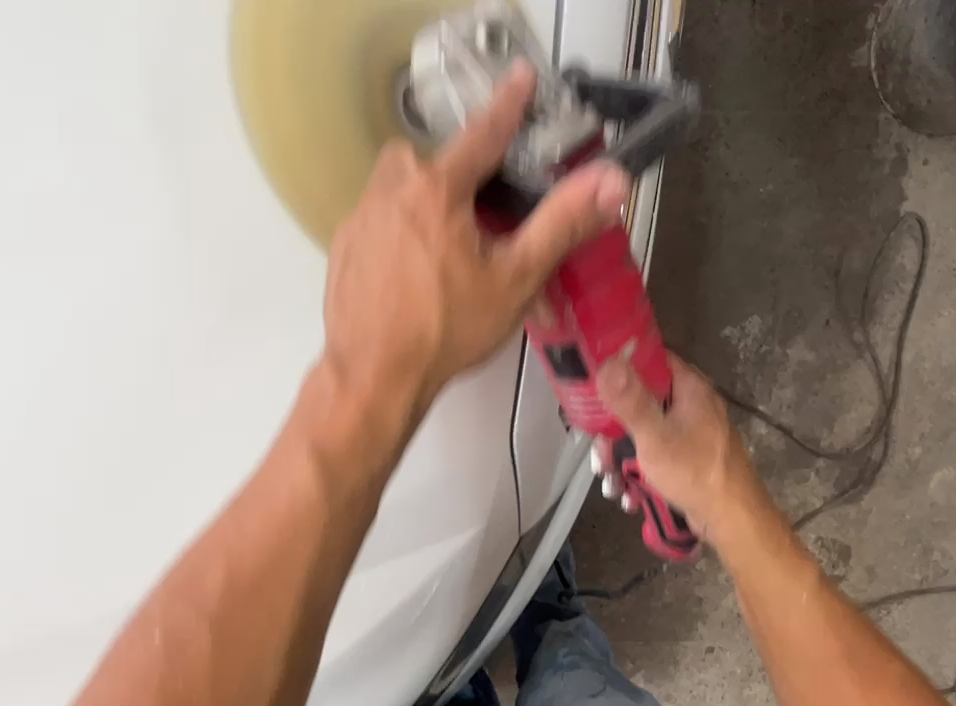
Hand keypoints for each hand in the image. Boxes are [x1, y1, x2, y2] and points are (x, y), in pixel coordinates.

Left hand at [321, 63, 630, 409]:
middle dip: (460, 176)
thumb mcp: (514, 278)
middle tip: (483, 215)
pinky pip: (381, 220)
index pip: (483, 133)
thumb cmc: (445, 329)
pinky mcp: (345, 247)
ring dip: (429, 204)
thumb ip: (561, 224)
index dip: (509, 106)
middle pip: (435, 161)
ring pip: (403, 189)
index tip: (522, 79)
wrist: (374, 375)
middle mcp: (391, 190)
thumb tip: (609, 183)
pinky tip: (417, 274)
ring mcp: (361, 218)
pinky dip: (402, 233)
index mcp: (436, 189)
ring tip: (451, 252)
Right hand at [592, 351, 776, 545]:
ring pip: (646, 435)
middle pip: (642, 403)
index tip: (594, 385)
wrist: (731, 517)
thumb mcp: (656, 436)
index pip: (652, 360)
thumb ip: (630, 401)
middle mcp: (692, 406)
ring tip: (612, 482)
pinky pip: (657, 458)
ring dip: (623, 460)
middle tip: (600, 452)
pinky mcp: (689, 460)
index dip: (621, 368)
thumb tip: (607, 363)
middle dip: (615, 431)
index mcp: (690, 389)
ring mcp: (692, 435)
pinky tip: (630, 495)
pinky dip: (640, 474)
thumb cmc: (695, 472)